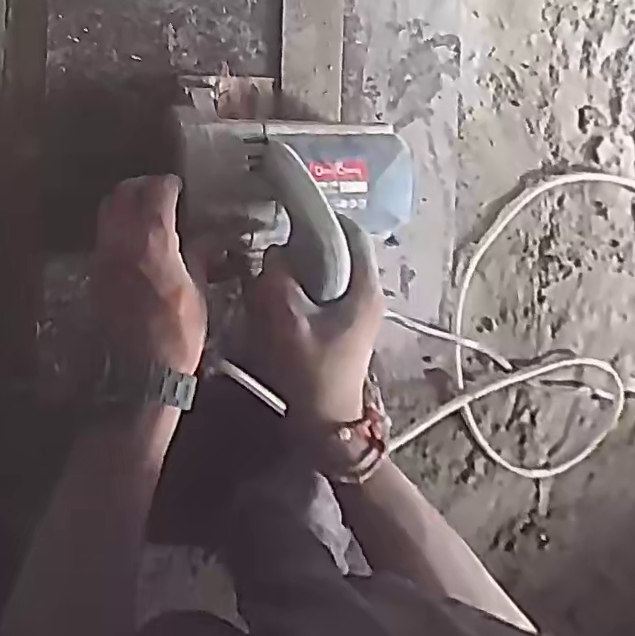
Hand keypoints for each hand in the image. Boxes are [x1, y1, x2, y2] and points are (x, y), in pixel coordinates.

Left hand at [91, 175, 206, 373]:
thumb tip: (207, 241)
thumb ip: (198, 259)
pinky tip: (133, 241)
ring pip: (107, 211)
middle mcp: (121, 242)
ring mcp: (103, 257)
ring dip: (125, 203)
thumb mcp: (196, 295)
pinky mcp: (94, 273)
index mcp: (152, 242)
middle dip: (141, 186)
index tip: (177, 187)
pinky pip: (103, 236)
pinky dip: (116, 227)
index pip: (155, 192)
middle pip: (123, 193)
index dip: (167, 184)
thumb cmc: (175, 337)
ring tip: (145, 212)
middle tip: (159, 192)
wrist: (136, 373)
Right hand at [246, 215, 382, 422]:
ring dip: (297, 264)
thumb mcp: (285, 317)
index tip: (287, 210)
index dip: (319, 215)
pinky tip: (273, 291)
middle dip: (302, 242)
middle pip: (335, 248)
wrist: (323, 424)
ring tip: (269, 267)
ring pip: (323, 268)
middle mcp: (365, 294)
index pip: (350, 231)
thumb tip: (273, 252)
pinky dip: (297, 283)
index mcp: (364, 288)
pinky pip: (317, 287)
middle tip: (270, 241)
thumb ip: (277, 276)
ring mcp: (353, 309)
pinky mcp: (338, 322)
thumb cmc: (309, 370)